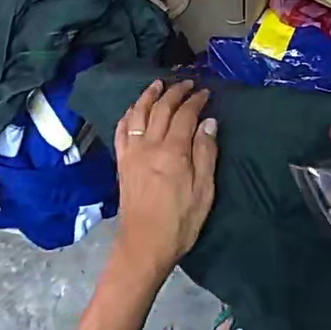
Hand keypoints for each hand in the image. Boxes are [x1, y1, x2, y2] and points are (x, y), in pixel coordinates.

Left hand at [113, 80, 216, 272]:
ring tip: (158, 84)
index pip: (184, 115)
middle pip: (160, 109)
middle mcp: (148, 146)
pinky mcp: (122, 163)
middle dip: (174, 93)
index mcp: (173, 152)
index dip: (196, 100)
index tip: (206, 92)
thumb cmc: (181, 220)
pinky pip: (122, 131)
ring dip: (149, 96)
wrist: (144, 245)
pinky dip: (129, 115)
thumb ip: (206, 153)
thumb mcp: (204, 189)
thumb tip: (208, 122)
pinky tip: (134, 109)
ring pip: (138, 115)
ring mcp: (131, 153)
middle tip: (187, 83)